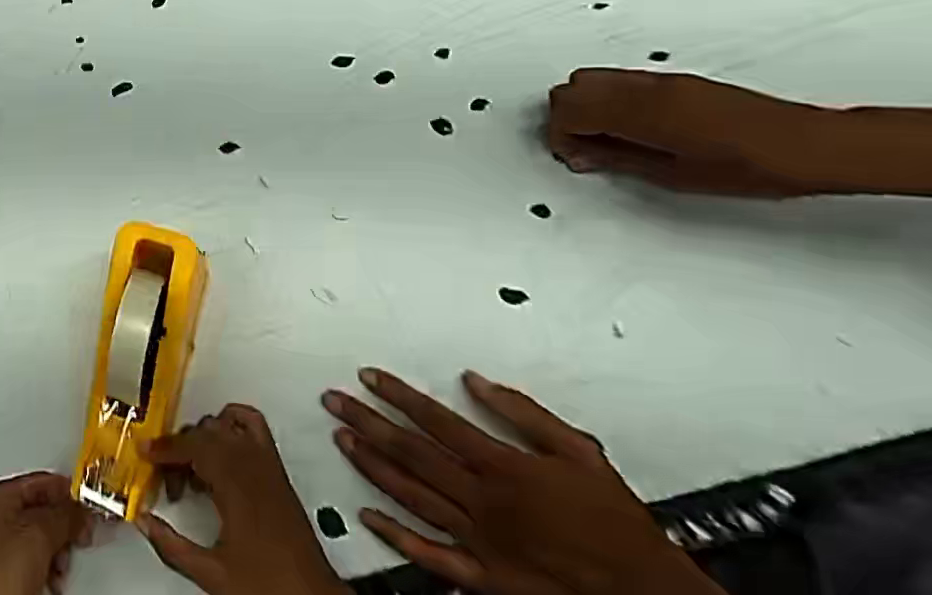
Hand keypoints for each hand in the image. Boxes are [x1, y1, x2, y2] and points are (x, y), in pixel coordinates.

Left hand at [0, 472, 92, 594]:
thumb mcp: (40, 533)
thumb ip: (64, 514)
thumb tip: (81, 507)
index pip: (39, 481)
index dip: (65, 489)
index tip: (86, 497)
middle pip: (43, 510)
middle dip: (64, 524)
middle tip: (79, 532)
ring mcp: (4, 547)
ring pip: (45, 537)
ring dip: (60, 549)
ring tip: (62, 561)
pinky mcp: (11, 573)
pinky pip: (41, 560)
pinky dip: (52, 567)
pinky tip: (54, 577)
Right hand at [135, 403, 348, 594]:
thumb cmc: (266, 588)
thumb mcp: (212, 575)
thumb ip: (172, 546)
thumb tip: (143, 520)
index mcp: (236, 488)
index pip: (194, 447)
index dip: (166, 448)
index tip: (145, 453)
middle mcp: (253, 467)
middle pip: (206, 434)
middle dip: (180, 449)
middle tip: (168, 479)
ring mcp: (269, 466)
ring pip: (226, 426)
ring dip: (203, 439)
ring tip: (193, 470)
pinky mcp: (278, 472)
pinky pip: (255, 426)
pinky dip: (234, 421)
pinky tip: (223, 441)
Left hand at [323, 368, 723, 594]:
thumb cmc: (618, 523)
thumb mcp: (581, 454)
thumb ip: (524, 413)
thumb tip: (475, 381)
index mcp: (502, 466)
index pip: (434, 419)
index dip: (396, 394)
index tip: (367, 376)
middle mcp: (481, 499)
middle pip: (410, 451)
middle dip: (366, 421)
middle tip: (333, 401)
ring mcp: (478, 539)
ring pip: (410, 494)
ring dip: (371, 464)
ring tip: (340, 439)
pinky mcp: (484, 575)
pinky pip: (431, 555)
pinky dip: (396, 535)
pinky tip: (366, 515)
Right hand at [547, 68, 832, 195]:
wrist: (811, 147)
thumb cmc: (752, 163)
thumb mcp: (670, 174)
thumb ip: (617, 159)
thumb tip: (584, 155)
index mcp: (634, 110)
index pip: (566, 113)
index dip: (560, 137)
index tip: (571, 154)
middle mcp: (642, 88)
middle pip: (569, 90)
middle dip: (564, 117)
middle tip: (579, 144)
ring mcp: (660, 81)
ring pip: (590, 79)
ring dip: (584, 104)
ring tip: (602, 133)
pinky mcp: (677, 80)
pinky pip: (620, 79)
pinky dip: (608, 97)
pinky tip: (628, 122)